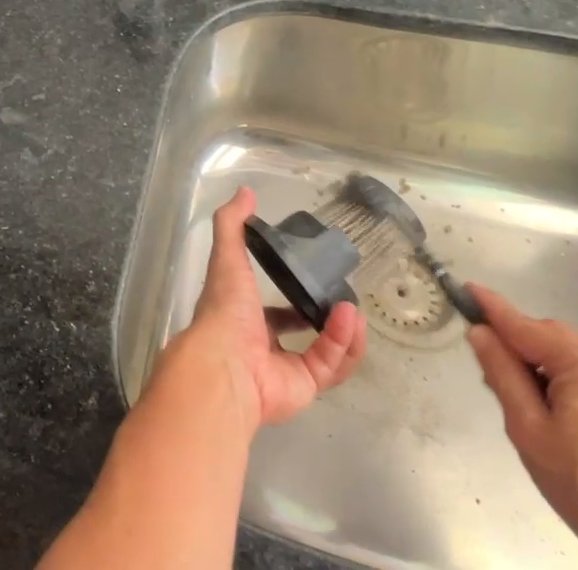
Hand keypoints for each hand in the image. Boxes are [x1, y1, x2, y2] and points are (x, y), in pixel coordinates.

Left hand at [165, 187, 366, 433]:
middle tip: (346, 300)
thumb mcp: (227, 257)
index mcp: (242, 318)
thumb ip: (233, 224)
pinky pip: (332, 366)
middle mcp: (262, 345)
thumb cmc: (223, 310)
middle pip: (301, 333)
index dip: (291, 295)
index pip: (271, 310)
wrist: (224, 365)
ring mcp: (284, 369)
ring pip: (325, 352)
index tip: (312, 280)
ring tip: (354, 309)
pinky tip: (351, 320)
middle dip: (326, 317)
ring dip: (344, 330)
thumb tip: (245, 191)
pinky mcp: (305, 387)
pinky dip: (344, 344)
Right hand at [466, 285, 577, 569]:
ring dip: (547, 367)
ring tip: (529, 408)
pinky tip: (565, 420)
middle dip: (520, 344)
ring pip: (577, 359)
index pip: (526, 326)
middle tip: (491, 373)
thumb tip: (481, 334)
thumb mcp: (529, 432)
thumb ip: (503, 376)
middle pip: (554, 338)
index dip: (492, 308)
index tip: (467, 289)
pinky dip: (572, 383)